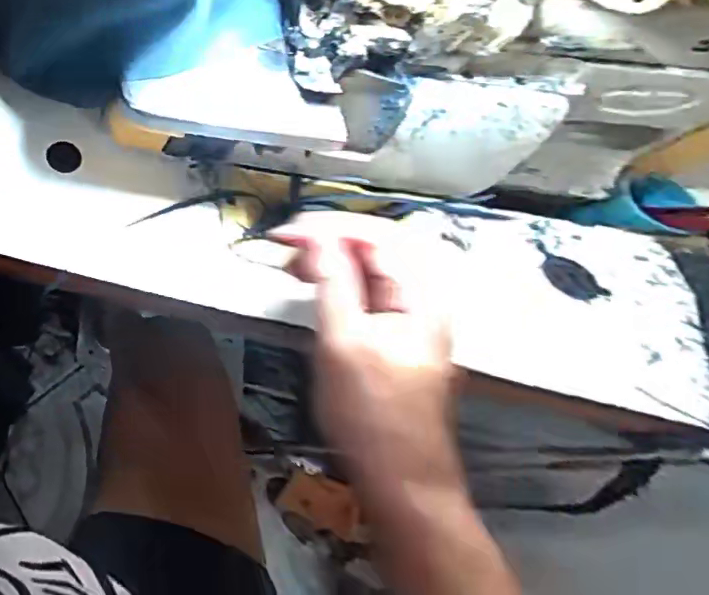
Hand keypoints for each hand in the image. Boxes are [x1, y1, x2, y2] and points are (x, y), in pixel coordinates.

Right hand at [277, 211, 463, 502]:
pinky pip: (368, 287)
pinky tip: (314, 284)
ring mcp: (411, 319)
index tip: (285, 232)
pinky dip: (338, 276)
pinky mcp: (395, 334)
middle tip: (287, 245)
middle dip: (331, 235)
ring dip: (332, 254)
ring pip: (373, 265)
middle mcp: (423, 303)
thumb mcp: (343, 341)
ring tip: (294, 262)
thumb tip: (315, 235)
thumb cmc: (371, 413)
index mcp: (422, 301)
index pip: (379, 236)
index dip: (330, 226)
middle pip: (381, 245)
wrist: (401, 481)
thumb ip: (330, 282)